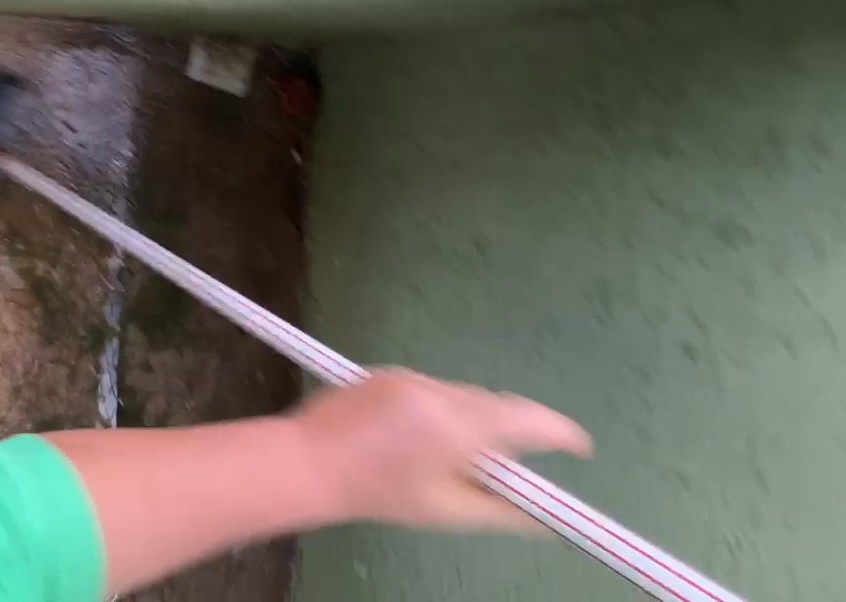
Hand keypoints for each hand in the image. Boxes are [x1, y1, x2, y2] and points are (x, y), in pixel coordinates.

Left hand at [293, 368, 593, 531]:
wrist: (309, 459)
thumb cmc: (380, 491)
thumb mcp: (451, 510)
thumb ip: (506, 510)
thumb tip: (545, 515)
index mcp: (454, 424)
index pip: (524, 418)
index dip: (558, 431)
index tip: (578, 446)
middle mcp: (431, 390)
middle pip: (491, 404)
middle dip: (509, 430)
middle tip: (508, 464)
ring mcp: (402, 376)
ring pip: (458, 395)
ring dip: (470, 418)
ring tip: (455, 454)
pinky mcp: (379, 372)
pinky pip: (426, 388)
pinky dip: (437, 408)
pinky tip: (420, 436)